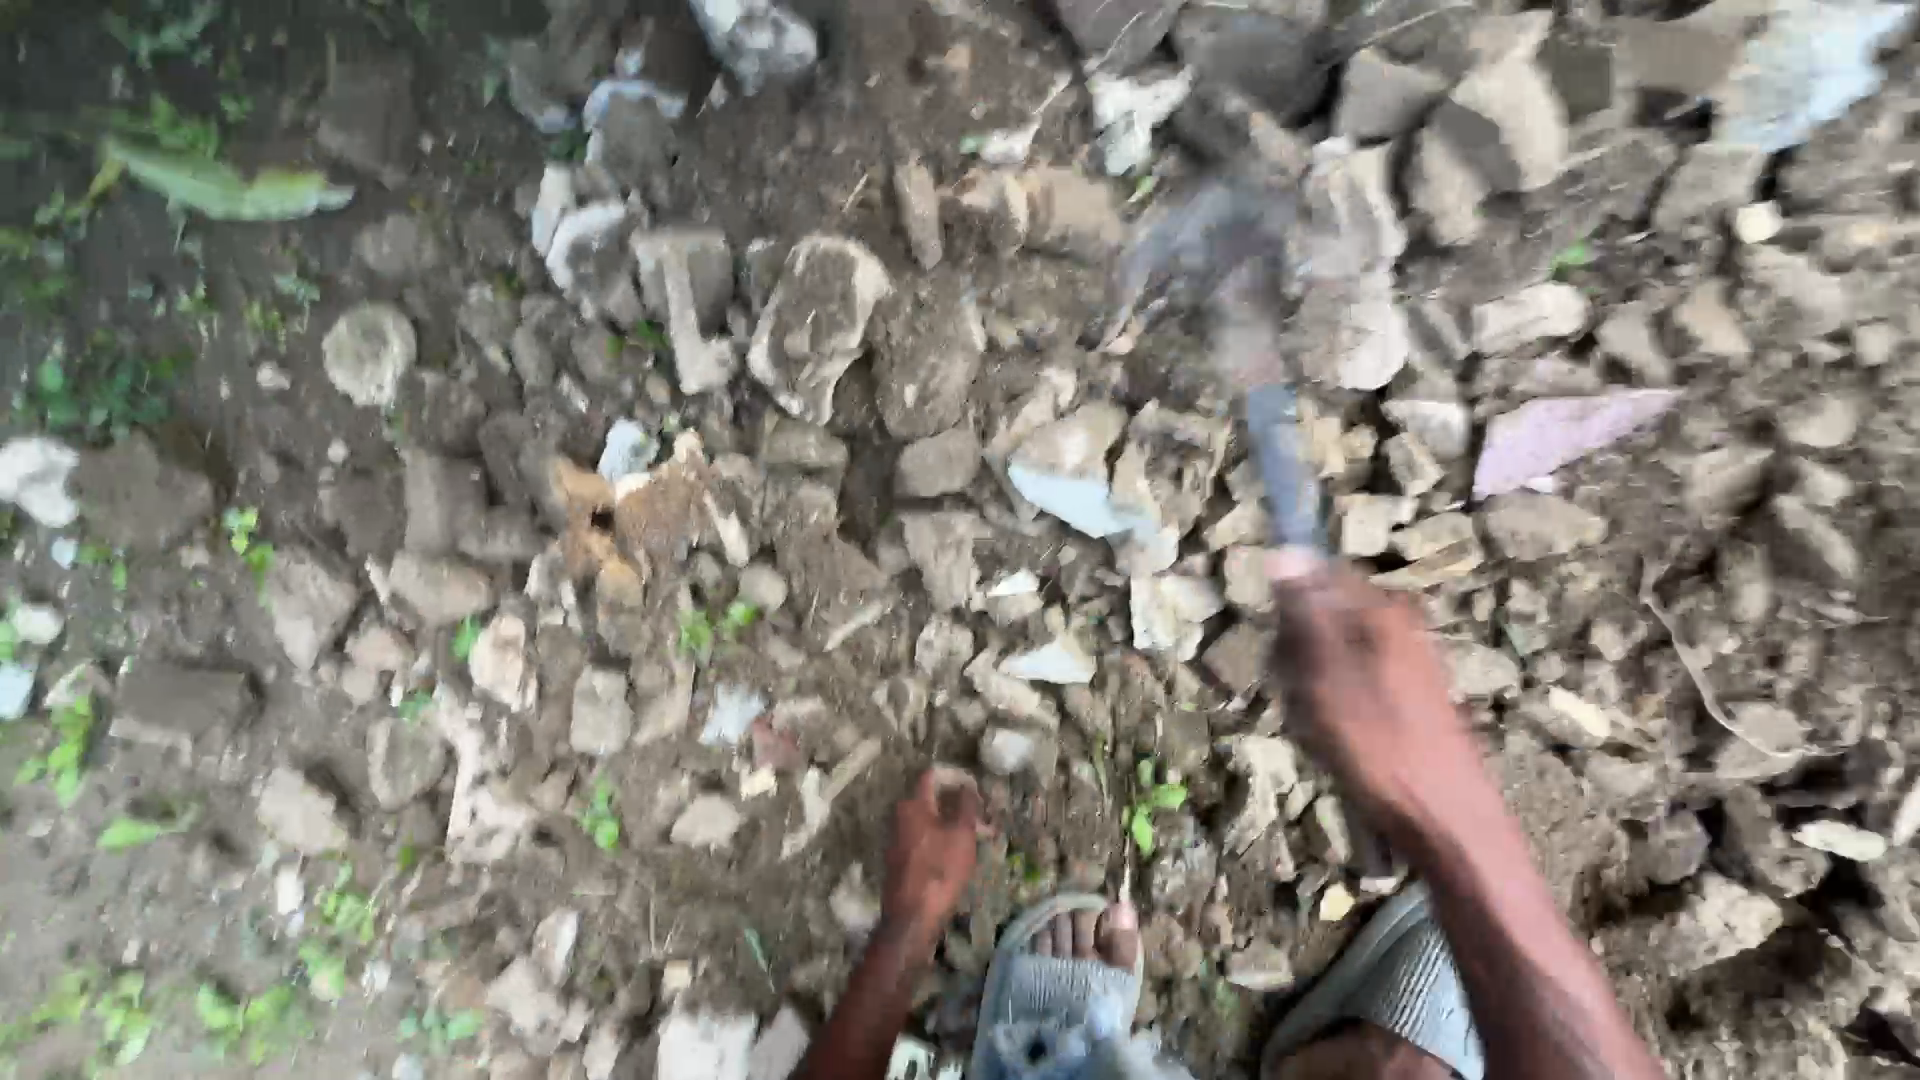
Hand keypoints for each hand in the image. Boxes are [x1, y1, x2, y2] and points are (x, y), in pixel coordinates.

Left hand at [881, 768, 983, 950]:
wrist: (912, 917)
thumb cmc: (940, 869)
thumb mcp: (962, 834)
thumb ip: (966, 805)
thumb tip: (967, 785)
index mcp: (912, 804)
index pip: (931, 776)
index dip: (953, 776)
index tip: (974, 785)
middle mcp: (900, 817)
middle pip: (931, 800)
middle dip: (956, 805)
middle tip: (981, 816)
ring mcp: (897, 840)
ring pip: (928, 822)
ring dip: (951, 825)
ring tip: (976, 838)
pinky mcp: (900, 860)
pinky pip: (923, 840)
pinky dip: (940, 841)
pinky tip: (957, 856)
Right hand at [1269, 557, 1487, 839]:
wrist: (1447, 821)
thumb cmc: (1381, 748)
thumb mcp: (1327, 676)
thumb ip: (1305, 613)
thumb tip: (1284, 552)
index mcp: (1381, 612)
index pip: (1315, 577)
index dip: (1288, 610)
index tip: (1280, 651)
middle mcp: (1396, 624)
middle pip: (1320, 615)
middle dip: (1296, 654)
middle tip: (1298, 698)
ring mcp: (1404, 658)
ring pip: (1329, 652)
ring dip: (1309, 685)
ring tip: (1316, 725)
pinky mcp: (1406, 691)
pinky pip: (1349, 679)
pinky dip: (1332, 704)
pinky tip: (1334, 736)